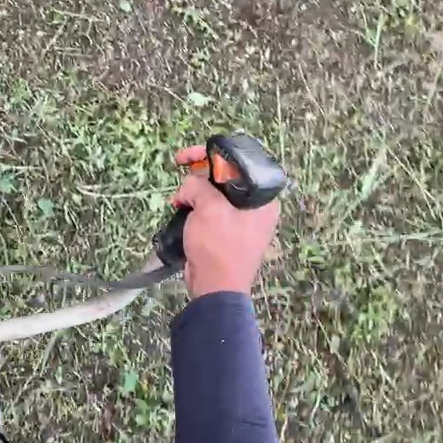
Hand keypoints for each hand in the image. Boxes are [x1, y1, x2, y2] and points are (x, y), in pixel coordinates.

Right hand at [171, 145, 280, 297]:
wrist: (215, 287)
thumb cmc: (218, 246)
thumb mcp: (208, 207)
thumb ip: (199, 184)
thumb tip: (190, 187)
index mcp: (263, 199)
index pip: (237, 163)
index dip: (210, 154)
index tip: (186, 156)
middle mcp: (257, 207)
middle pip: (224, 176)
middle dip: (198, 176)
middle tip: (180, 177)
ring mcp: (242, 220)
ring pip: (214, 192)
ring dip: (193, 193)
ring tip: (179, 202)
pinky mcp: (228, 231)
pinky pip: (210, 209)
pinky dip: (195, 206)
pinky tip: (182, 210)